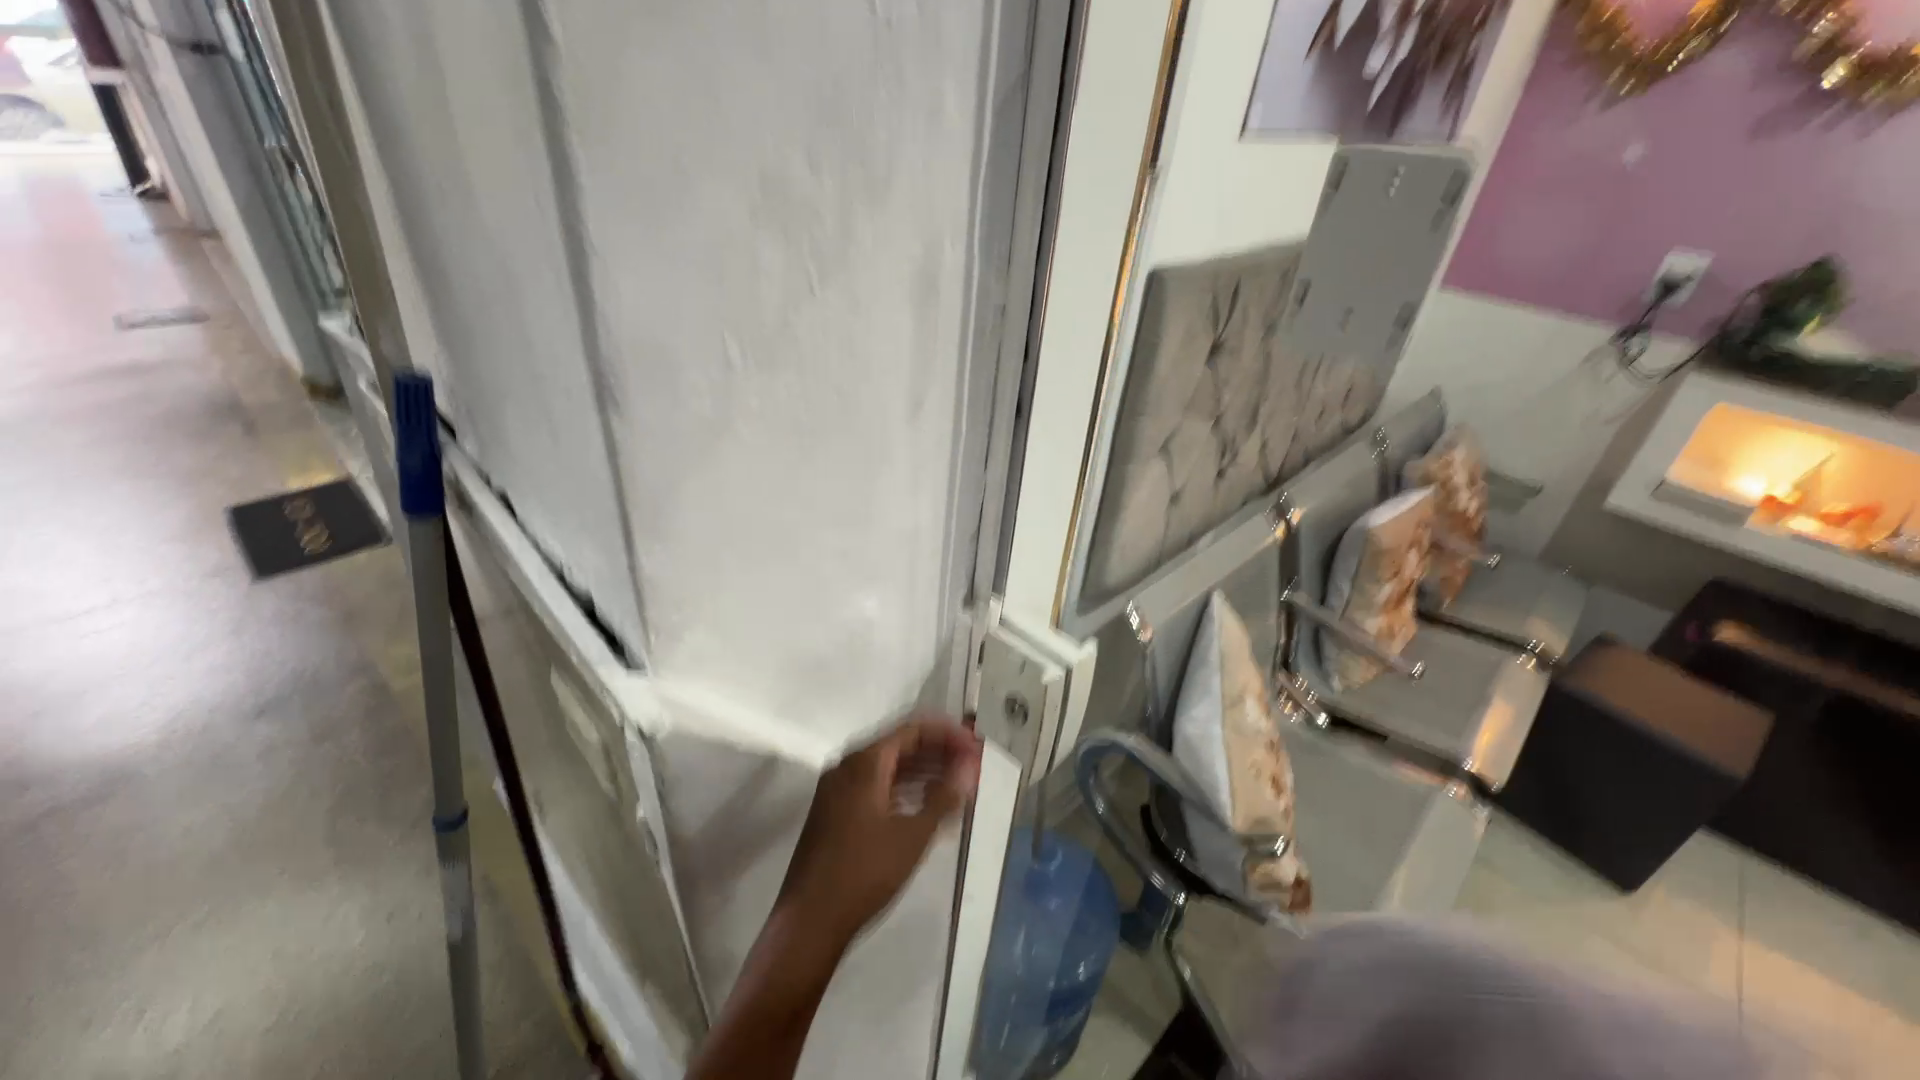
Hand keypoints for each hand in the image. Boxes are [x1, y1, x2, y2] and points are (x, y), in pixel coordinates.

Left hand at [776, 712, 983, 947]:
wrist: (811, 919)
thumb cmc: (865, 873)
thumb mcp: (913, 835)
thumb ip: (944, 796)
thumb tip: (969, 767)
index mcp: (864, 763)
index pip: (912, 729)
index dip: (948, 734)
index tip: (976, 747)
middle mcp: (847, 767)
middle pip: (899, 745)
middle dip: (938, 752)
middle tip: (972, 765)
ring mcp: (837, 790)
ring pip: (887, 768)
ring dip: (923, 772)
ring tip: (957, 785)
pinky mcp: (835, 812)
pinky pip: (875, 787)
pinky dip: (903, 790)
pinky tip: (926, 806)